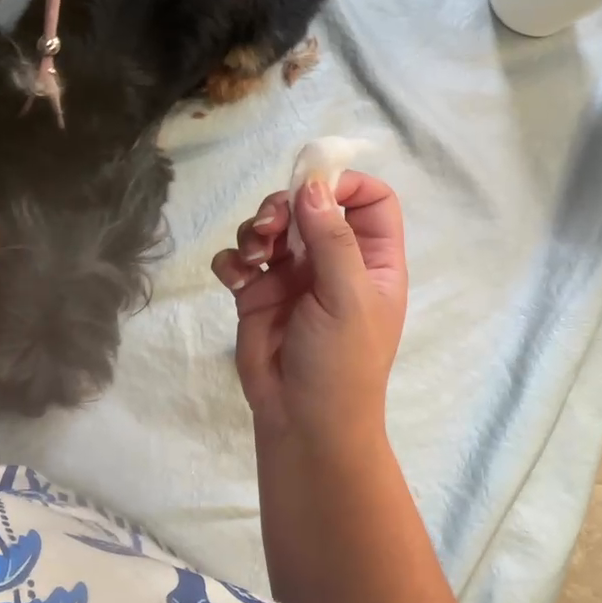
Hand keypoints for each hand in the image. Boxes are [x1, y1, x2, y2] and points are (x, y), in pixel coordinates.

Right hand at [210, 172, 406, 446]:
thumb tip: (312, 185)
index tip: (308, 185)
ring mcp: (290, 278)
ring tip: (252, 259)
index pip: (368, 200)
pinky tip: (235, 280)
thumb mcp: (347, 298)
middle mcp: (330, 261)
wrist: (302, 418)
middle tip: (267, 227)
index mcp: (371, 260)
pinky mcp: (254, 295)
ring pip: (267, 230)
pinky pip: (236, 261)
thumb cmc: (341, 361)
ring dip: (252, 234)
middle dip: (281, 208)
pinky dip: (230, 263)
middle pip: (306, 207)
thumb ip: (331, 239)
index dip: (342, 184)